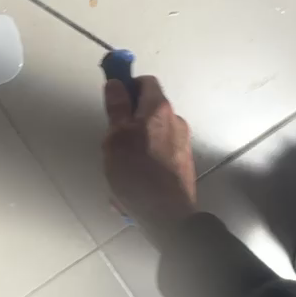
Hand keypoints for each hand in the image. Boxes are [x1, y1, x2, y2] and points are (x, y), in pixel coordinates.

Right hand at [103, 76, 196, 228]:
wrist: (167, 215)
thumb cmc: (136, 171)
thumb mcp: (116, 136)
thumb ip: (117, 107)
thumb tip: (116, 82)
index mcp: (159, 109)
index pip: (145, 82)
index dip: (128, 86)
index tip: (114, 101)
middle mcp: (175, 121)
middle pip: (149, 109)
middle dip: (129, 119)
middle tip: (113, 139)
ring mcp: (182, 143)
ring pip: (152, 132)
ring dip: (136, 141)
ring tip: (121, 166)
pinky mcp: (182, 164)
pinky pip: (159, 153)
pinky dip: (146, 159)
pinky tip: (133, 180)